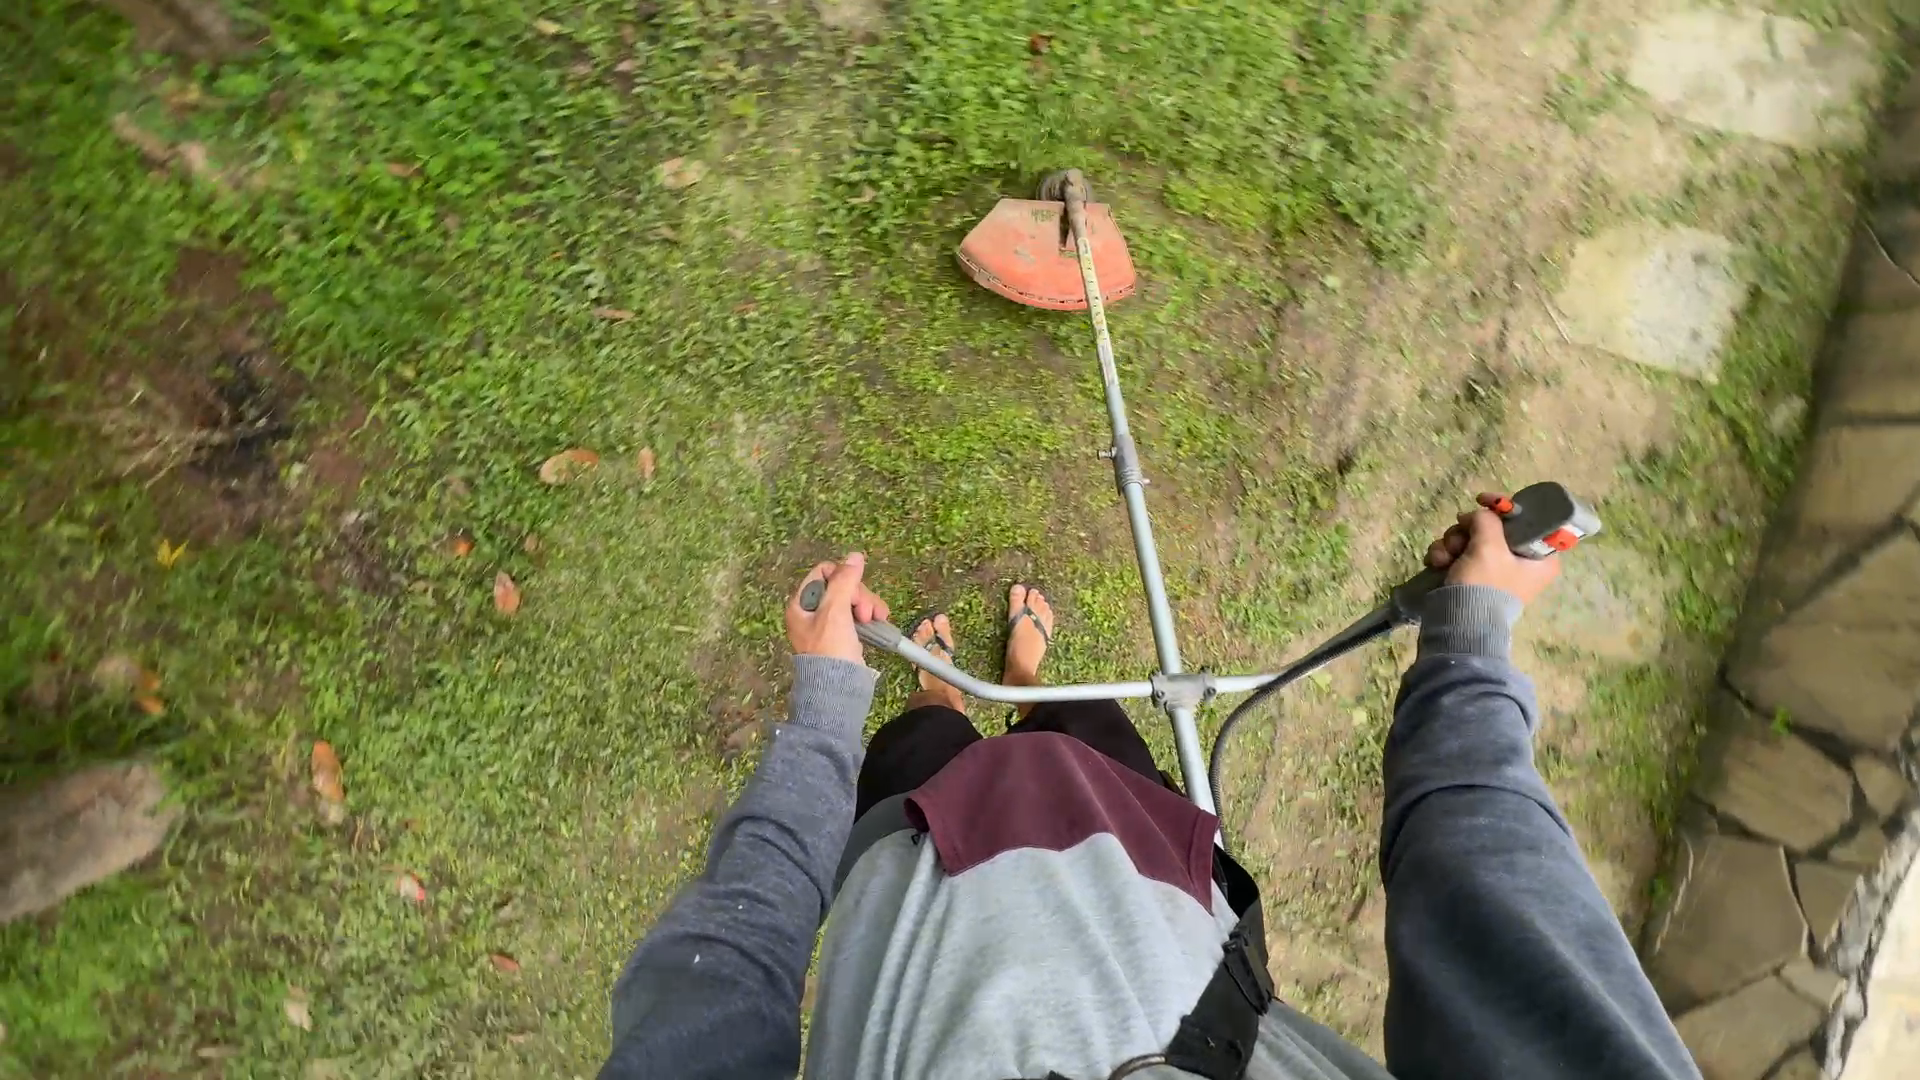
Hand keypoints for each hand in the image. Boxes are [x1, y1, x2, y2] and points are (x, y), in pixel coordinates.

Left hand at [785, 552, 890, 664]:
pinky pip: (857, 614)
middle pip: (841, 585)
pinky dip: (870, 615)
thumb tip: (855, 556)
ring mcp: (828, 623)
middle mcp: (812, 611)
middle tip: (867, 613)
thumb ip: (845, 581)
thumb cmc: (831, 649)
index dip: (843, 577)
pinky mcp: (843, 634)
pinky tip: (879, 622)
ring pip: (853, 599)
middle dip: (860, 595)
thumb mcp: (835, 611)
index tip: (854, 592)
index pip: (824, 572)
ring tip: (878, 619)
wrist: (837, 689)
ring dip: (868, 604)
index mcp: (801, 603)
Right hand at [1424, 492, 1560, 605]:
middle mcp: (1519, 564)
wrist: (1459, 623)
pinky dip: (1444, 556)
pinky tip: (1436, 564)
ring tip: (1443, 558)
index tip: (1481, 500)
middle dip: (1467, 532)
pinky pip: (1456, 555)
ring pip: (1469, 540)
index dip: (1503, 509)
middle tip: (1458, 541)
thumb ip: (1486, 521)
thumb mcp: (1488, 547)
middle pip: (1491, 530)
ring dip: (1450, 543)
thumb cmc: (1483, 585)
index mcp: (1540, 558)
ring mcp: (1493, 572)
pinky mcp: (1470, 578)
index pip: (1527, 521)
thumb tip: (1477, 514)